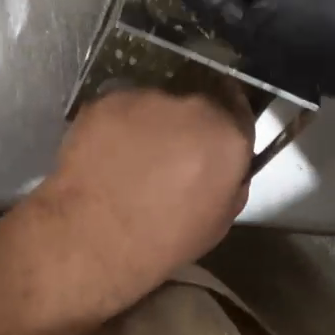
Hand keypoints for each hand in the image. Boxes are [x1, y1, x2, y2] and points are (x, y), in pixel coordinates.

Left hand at [23, 89, 250, 313]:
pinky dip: (116, 126)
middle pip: (193, 106)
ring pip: (153, 105)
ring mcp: (144, 98)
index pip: (237, 109)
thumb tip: (219, 158)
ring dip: (148, 125)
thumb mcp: (221, 216)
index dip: (227, 119)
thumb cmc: (167, 237)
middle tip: (168, 156)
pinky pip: (119, 109)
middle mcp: (189, 106)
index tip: (215, 131)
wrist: (97, 232)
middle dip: (185, 126)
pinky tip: (105, 153)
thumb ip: (228, 174)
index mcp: (225, 134)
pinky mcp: (106, 99)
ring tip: (131, 159)